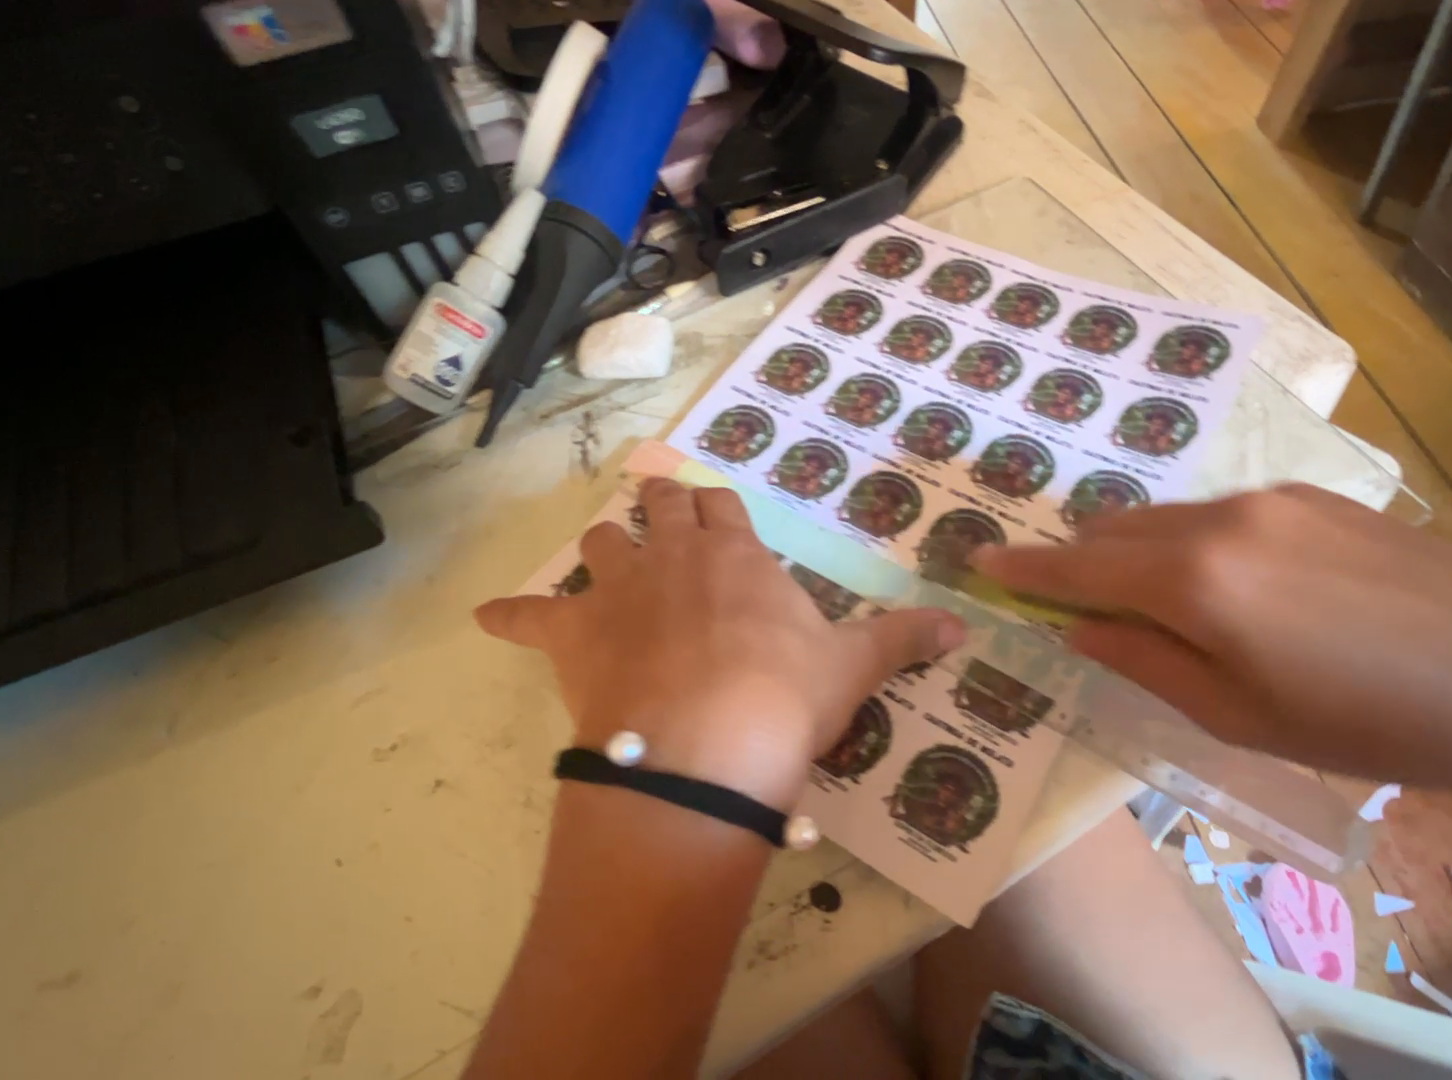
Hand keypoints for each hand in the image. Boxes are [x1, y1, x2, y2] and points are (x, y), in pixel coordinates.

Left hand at [477, 478, 965, 809]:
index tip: (711, 509)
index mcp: (736, 556)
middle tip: (657, 509)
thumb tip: (966, 627)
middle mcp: (673, 557)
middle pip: (657, 510)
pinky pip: (530, 618)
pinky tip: (486, 618)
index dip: (715, 506)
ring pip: (599, 546)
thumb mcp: (853, 667)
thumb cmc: (784, 697)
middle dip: (659, 506)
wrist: (710, 745)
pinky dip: (510, 616)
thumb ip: (904, 639)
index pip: (721, 507)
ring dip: (601, 549)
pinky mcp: (573, 636)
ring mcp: (618, 591)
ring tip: (602, 559)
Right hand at [971, 485, 1451, 801]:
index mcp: (1191, 581)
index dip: (1020, 568)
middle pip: (1112, 529)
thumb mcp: (1233, 714)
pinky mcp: (1316, 496)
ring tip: (1153, 603)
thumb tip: (1075, 626)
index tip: (976, 560)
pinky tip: (1231, 587)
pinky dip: (1190, 543)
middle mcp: (1218, 520)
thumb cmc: (1367, 723)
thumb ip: (1138, 659)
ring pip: (1164, 517)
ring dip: (1134, 552)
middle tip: (1066, 601)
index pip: (1075, 567)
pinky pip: (1218, 512)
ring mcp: (1270, 498)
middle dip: (1076, 560)